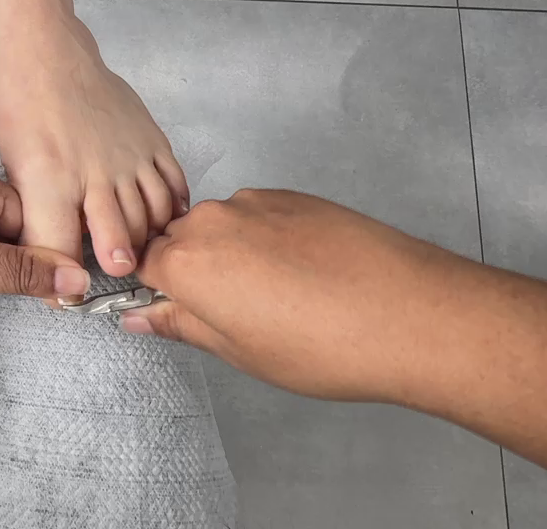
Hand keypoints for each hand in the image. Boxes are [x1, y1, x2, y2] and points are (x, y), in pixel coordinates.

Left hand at [0, 5, 185, 276]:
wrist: (42, 47)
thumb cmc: (18, 99)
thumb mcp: (12, 160)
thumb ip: (33, 207)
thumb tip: (42, 247)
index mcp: (49, 179)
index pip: (57, 248)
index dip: (58, 281)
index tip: (62, 299)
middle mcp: (94, 173)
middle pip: (117, 244)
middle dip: (114, 270)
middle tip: (112, 283)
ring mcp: (127, 155)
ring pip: (150, 219)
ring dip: (146, 244)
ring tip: (141, 258)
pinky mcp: (149, 138)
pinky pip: (172, 184)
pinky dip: (172, 209)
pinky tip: (166, 220)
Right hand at [125, 189, 475, 402]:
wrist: (410, 311)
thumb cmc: (321, 346)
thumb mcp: (239, 352)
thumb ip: (179, 325)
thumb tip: (136, 316)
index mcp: (185, 262)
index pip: (142, 262)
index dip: (158, 285)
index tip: (181, 306)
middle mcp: (207, 221)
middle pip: (177, 239)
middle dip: (194, 268)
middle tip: (236, 307)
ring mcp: (249, 201)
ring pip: (219, 225)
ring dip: (232, 251)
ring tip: (281, 290)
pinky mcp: (286, 194)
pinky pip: (256, 213)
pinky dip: (266, 236)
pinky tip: (305, 269)